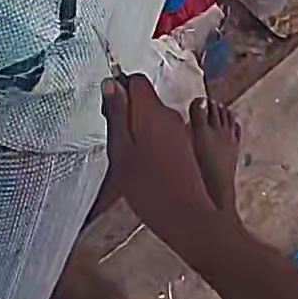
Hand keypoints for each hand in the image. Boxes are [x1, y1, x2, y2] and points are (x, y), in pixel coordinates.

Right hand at [101, 74, 220, 248]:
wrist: (187, 217)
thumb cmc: (148, 187)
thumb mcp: (122, 151)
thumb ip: (117, 114)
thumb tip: (111, 83)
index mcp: (152, 111)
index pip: (136, 81)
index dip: (120, 89)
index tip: (109, 111)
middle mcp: (169, 115)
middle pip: (144, 98)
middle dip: (127, 111)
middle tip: (115, 140)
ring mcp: (179, 131)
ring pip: (153, 117)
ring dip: (138, 128)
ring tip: (127, 157)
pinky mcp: (184, 147)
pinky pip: (163, 132)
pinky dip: (150, 140)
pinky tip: (143, 166)